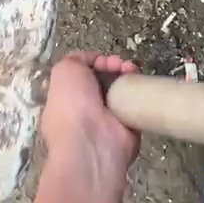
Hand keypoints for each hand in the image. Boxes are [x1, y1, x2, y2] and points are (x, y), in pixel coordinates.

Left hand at [41, 51, 140, 171]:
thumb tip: (94, 61)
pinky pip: (135, 101)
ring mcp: (109, 119)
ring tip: (130, 70)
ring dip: (127, 74)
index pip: (84, 76)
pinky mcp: (129, 126)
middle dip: (113, 66)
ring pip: (121, 87)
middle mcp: (87, 110)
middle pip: (104, 79)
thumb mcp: (64, 71)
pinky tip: (138, 81)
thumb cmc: (73, 106)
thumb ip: (76, 59)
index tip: (102, 61)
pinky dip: (139, 89)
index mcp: (67, 101)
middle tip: (119, 65)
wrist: (93, 143)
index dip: (95, 63)